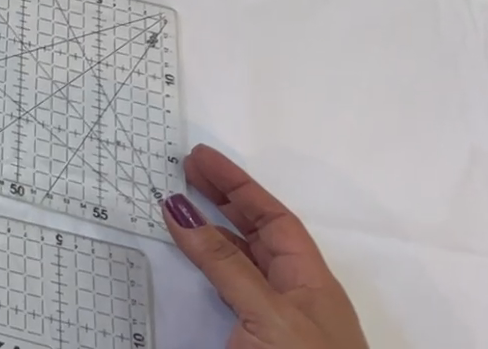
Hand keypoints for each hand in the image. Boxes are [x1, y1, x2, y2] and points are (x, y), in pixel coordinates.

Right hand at [162, 145, 367, 348]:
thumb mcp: (267, 313)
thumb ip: (223, 261)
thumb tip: (177, 205)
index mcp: (311, 283)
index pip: (275, 220)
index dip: (239, 184)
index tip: (199, 155)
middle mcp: (294, 293)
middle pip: (259, 232)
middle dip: (224, 196)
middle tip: (184, 167)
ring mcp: (273, 314)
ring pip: (241, 254)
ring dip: (211, 224)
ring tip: (179, 201)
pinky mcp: (249, 333)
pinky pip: (224, 278)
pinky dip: (202, 255)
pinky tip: (186, 250)